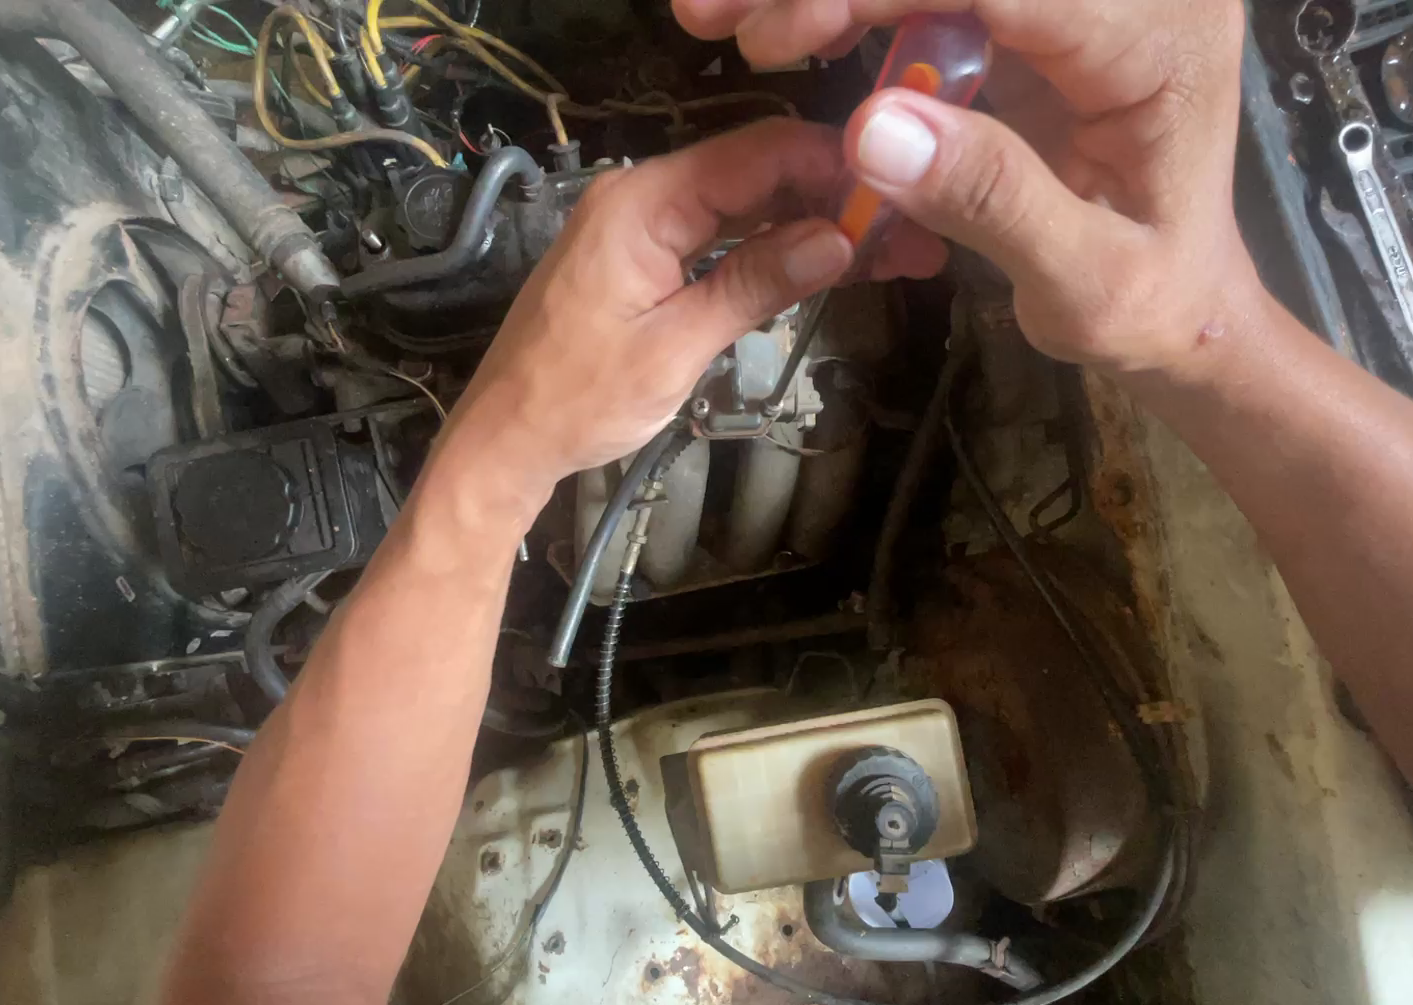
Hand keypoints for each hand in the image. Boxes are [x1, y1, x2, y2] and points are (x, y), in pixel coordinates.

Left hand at [438, 118, 944, 498]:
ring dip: (804, 231)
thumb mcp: (674, 348)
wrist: (508, 440)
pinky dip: (763, 256)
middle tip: (905, 237)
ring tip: (880, 255)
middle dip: (830, 203)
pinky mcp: (640, 263)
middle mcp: (640, 198)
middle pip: (753, 179)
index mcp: (643, 203)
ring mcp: (639, 230)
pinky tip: (815, 267)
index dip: (833, 168)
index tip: (899, 193)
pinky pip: (714, 243)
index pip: (757, 156)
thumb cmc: (579, 400)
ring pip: (740, 212)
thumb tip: (836, 239)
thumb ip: (752, 285)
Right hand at [674, 0, 1256, 375]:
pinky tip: (789, 31)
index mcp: (1154, 36)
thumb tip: (870, 126)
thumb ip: (992, 198)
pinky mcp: (1027, 30)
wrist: (1177, 302)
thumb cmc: (1142, 301)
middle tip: (714, 10)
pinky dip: (849, 12)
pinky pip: (928, 4)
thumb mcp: (1080, 277)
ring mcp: (1068, 7)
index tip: (777, 33)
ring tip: (721, 18)